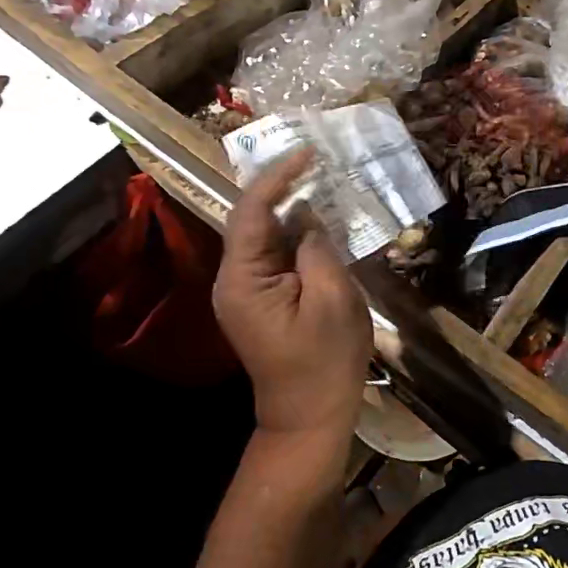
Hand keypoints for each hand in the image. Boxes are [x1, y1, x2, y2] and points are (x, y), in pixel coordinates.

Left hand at [213, 149, 371, 440]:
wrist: (309, 416)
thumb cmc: (325, 362)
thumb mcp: (333, 300)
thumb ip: (318, 250)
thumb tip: (310, 221)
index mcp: (242, 279)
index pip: (250, 211)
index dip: (277, 177)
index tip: (307, 152)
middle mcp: (234, 279)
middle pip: (253, 220)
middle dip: (284, 188)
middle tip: (319, 161)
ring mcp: (246, 291)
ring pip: (266, 236)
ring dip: (293, 210)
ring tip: (324, 182)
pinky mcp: (262, 300)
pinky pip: (276, 256)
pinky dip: (298, 236)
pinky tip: (322, 223)